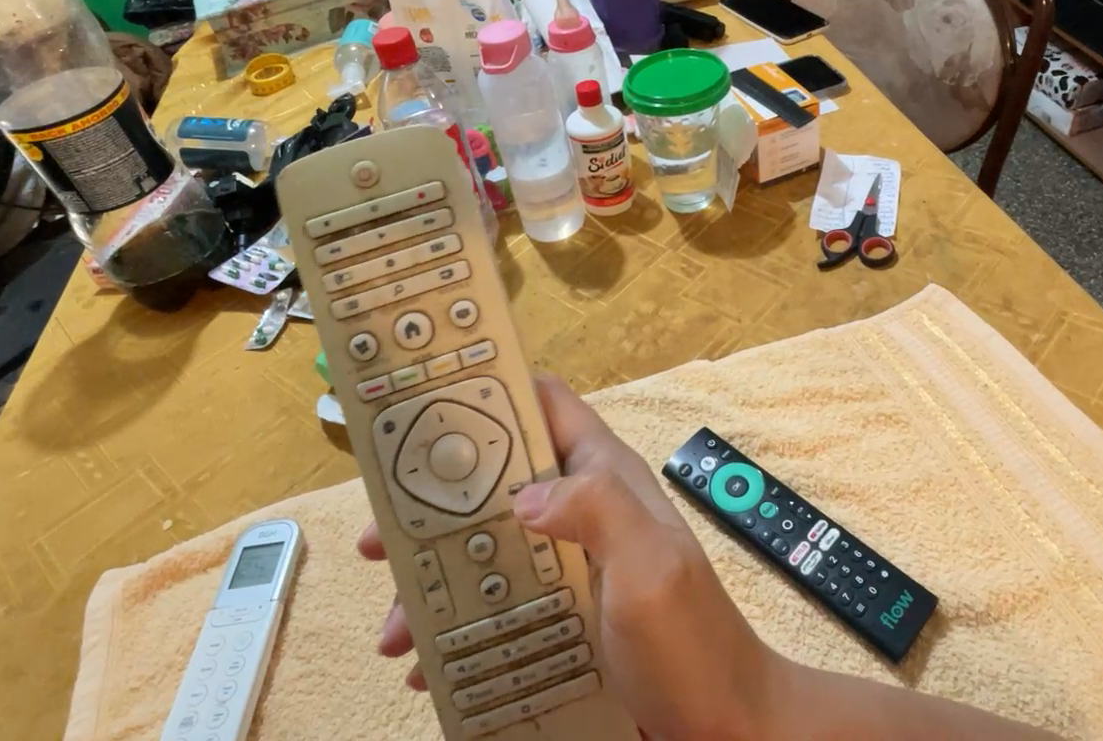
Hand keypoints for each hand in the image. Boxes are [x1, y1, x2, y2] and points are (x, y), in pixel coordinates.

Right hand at [359, 374, 785, 739]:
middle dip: (436, 505)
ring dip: (437, 579)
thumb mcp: (650, 566)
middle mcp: (582, 508)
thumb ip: (599, 510)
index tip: (424, 412)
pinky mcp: (560, 611)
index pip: (546, 406)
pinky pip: (495, 603)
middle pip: (497, 481)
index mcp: (604, 476)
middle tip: (381, 542)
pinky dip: (457, 627)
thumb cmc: (692, 641)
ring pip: (487, 547)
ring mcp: (569, 561)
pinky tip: (428, 664)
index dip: (492, 395)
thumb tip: (522, 496)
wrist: (721, 723)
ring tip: (396, 629)